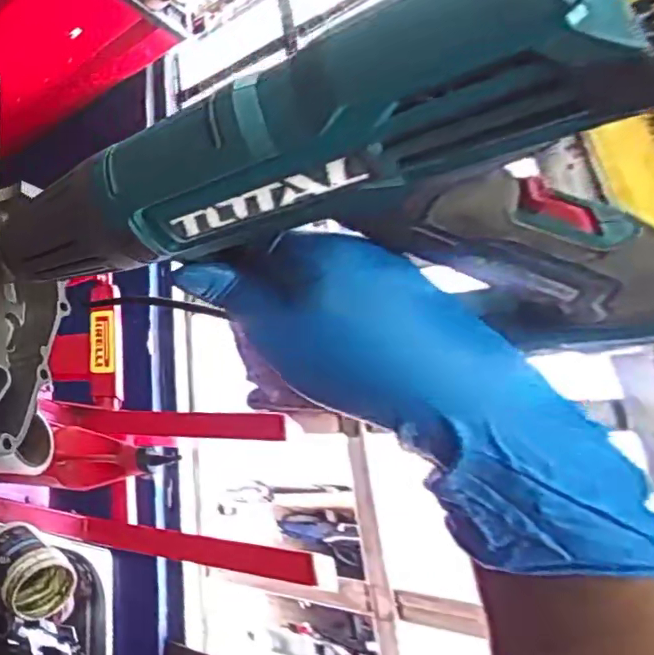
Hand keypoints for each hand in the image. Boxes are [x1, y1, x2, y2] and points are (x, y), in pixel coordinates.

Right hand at [173, 232, 653, 577]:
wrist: (461, 407)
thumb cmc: (372, 363)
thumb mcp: (273, 329)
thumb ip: (229, 293)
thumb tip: (192, 267)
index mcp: (317, 247)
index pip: (248, 247)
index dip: (224, 281)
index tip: (216, 306)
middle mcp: (353, 257)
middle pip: (278, 283)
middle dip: (259, 325)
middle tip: (255, 358)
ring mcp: (384, 285)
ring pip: (309, 311)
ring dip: (288, 349)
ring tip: (286, 386)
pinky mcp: (405, 316)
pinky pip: (344, 329)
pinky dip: (324, 356)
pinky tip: (318, 390)